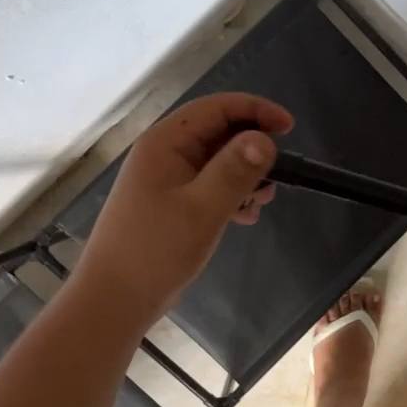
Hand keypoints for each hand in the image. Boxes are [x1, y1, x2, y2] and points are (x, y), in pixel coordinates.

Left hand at [75, 93, 294, 311]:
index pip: (217, 108)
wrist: (116, 299)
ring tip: (259, 204)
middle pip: (220, 132)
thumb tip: (265, 139)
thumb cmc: (156, 250)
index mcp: (166, 143)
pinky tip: (244, 218)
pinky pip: (212, 185)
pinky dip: (233, 195)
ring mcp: (169, 179)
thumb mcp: (202, 209)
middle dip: (253, 149)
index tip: (290, 128)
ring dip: (246, 175)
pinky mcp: (174, 204)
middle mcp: (166, 154)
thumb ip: (235, 170)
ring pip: (220, 161)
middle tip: (276, 179)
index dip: (256, 110)